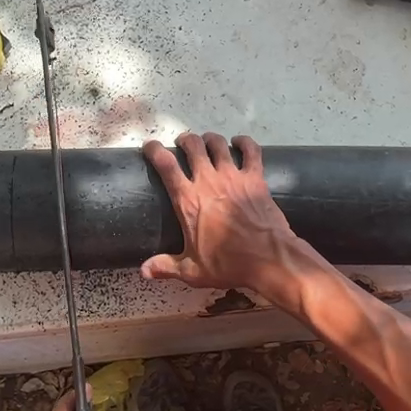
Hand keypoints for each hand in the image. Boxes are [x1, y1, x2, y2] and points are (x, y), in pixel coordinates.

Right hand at [141, 132, 305, 294]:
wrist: (267, 258)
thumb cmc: (228, 264)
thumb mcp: (192, 271)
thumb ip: (166, 266)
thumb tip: (143, 270)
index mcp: (188, 200)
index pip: (166, 165)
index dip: (155, 150)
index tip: (150, 146)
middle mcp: (208, 181)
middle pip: (193, 146)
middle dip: (185, 140)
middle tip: (183, 144)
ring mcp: (233, 177)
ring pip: (218, 144)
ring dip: (210, 139)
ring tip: (207, 141)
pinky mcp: (255, 178)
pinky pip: (251, 151)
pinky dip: (244, 142)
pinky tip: (240, 142)